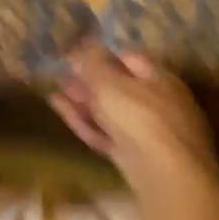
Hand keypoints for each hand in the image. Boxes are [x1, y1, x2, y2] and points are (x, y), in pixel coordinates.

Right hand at [48, 45, 218, 187]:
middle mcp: (159, 102)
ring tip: (54, 92)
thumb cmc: (139, 116)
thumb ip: (92, 61)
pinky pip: (106, 129)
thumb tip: (85, 46)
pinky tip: (60, 108)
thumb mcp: (109, 81)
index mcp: (161, 80)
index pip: (129, 57)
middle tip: (59, 74)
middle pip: (118, 85)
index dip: (100, 52)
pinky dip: (83, 119)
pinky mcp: (135, 151)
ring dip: (82, 99)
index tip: (71, 52)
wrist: (164, 173)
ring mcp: (148, 129)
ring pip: (109, 109)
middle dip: (87, 79)